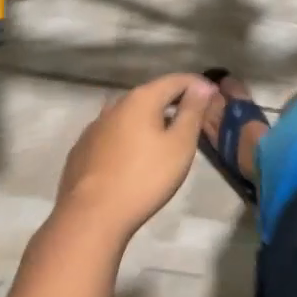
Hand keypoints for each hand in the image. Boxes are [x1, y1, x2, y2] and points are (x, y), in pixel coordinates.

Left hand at [51, 73, 214, 239]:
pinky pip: (113, 134)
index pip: (176, 80)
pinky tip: (135, 157)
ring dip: (150, 120)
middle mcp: (114, 106)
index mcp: (141, 100)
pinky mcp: (81, 150)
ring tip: (166, 138)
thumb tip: (202, 86)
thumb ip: (192, 111)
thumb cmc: (145, 177)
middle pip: (151, 95)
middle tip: (194, 119)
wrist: (91, 217)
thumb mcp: (180, 144)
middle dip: (174, 102)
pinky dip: (130, 136)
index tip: (214, 97)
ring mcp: (94, 128)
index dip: (198, 85)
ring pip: (130, 115)